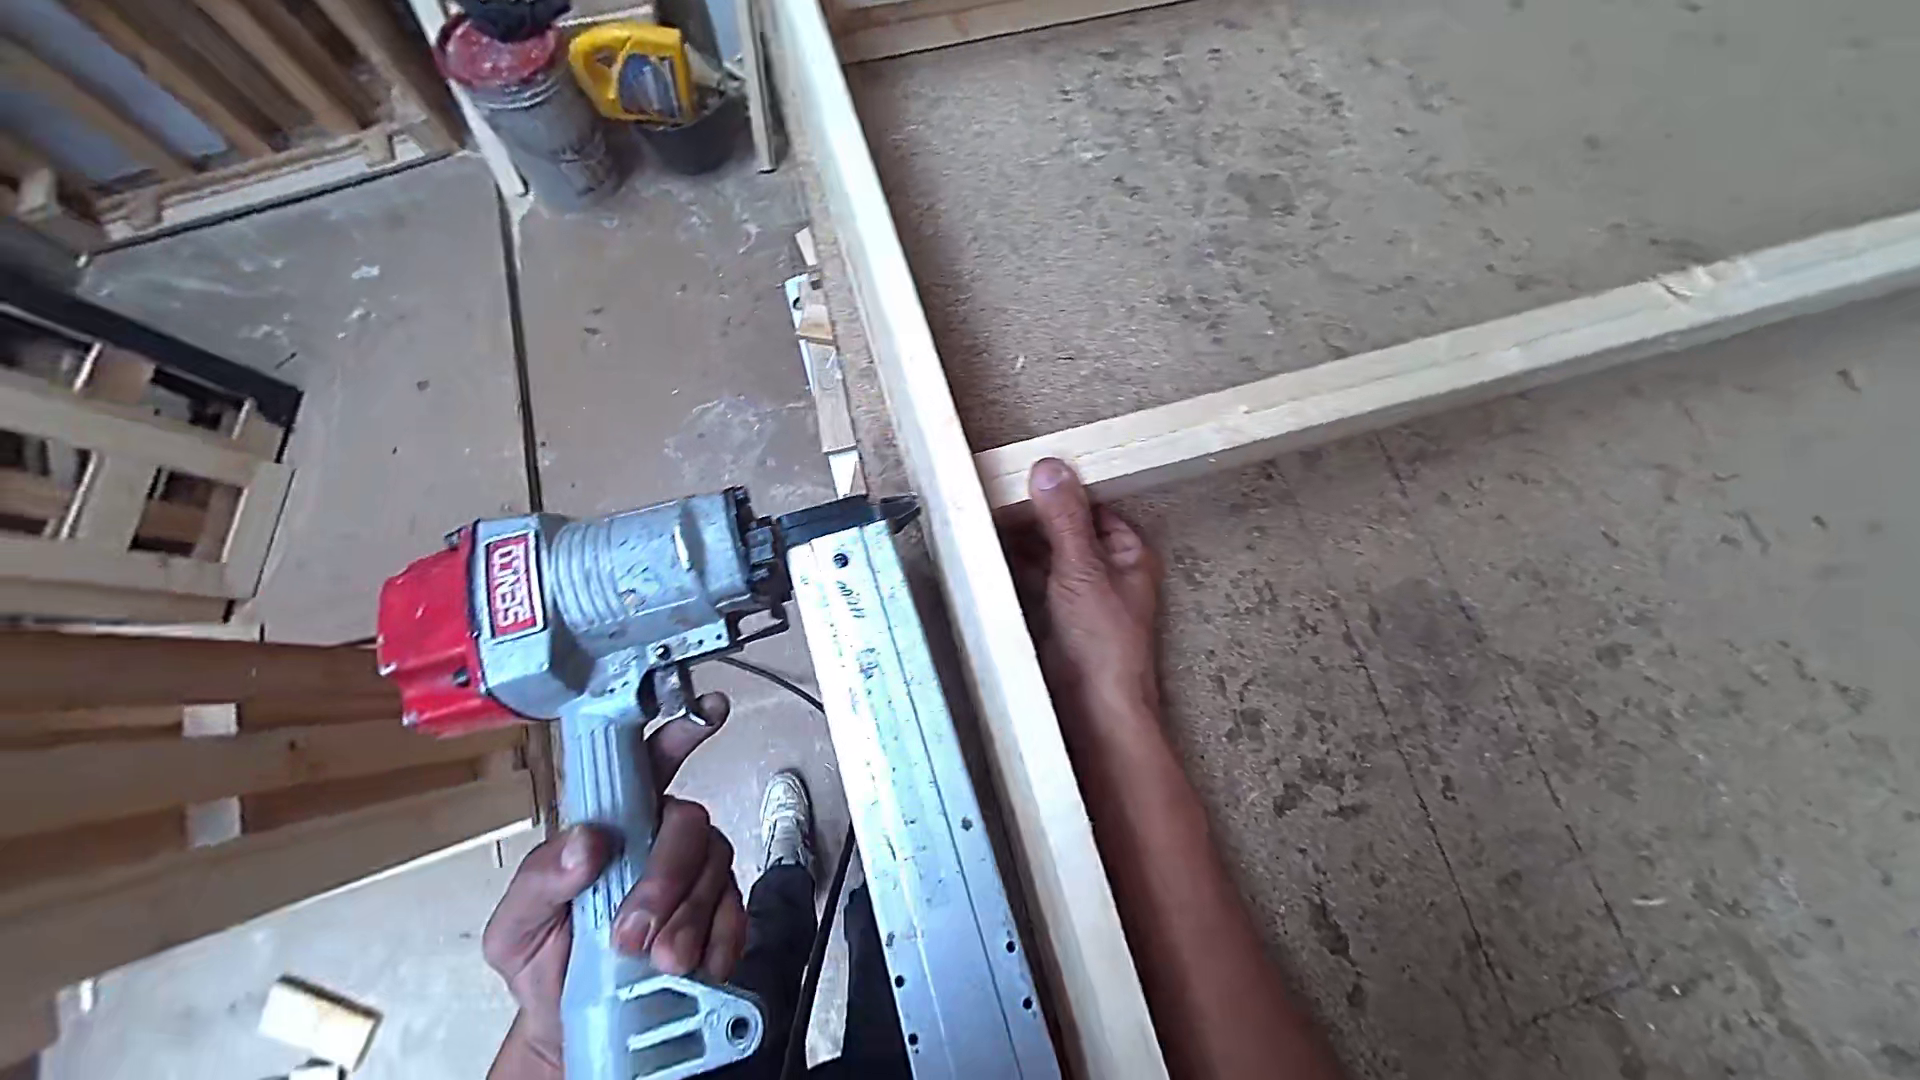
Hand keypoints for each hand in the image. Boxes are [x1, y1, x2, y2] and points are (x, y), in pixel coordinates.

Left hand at [481, 694, 747, 1074]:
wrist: (574, 1030)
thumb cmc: (548, 962)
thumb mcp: (515, 929)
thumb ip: (538, 880)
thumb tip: (586, 841)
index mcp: (620, 821)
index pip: (651, 761)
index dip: (681, 731)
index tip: (707, 711)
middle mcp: (665, 836)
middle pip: (688, 822)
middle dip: (666, 876)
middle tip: (633, 933)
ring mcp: (700, 872)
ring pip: (716, 866)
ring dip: (689, 916)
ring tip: (660, 962)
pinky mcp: (724, 911)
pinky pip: (737, 910)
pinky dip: (719, 940)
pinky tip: (698, 965)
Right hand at [1006, 458, 1163, 737]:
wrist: (1092, 708)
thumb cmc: (1105, 645)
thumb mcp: (1083, 569)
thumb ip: (1065, 519)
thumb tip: (1051, 470)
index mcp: (1126, 554)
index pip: (1091, 507)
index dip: (1061, 491)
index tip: (1027, 476)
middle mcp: (1105, 571)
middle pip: (1065, 529)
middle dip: (1034, 516)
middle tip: (997, 497)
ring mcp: (1079, 594)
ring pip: (1046, 554)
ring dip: (1020, 541)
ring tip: (987, 521)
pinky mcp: (1056, 615)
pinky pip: (1033, 580)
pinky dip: (1014, 567)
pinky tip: (992, 557)